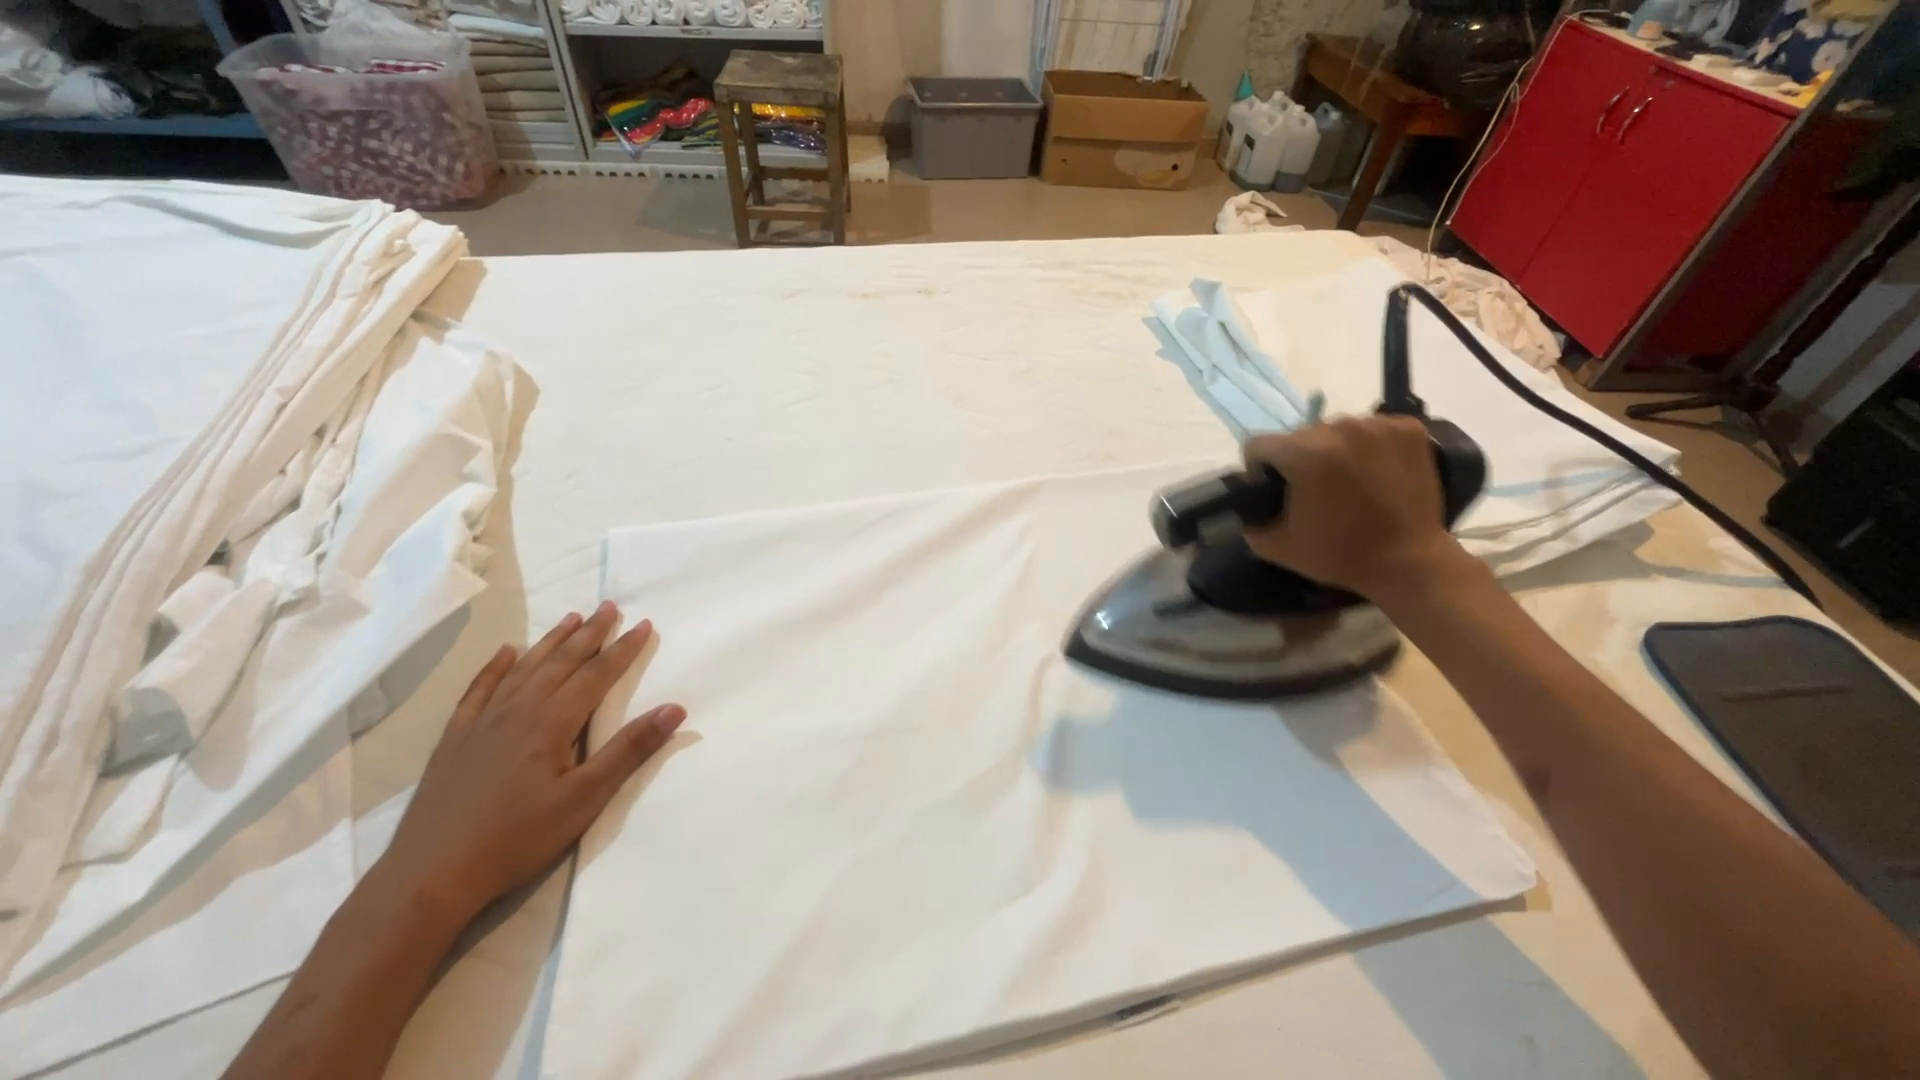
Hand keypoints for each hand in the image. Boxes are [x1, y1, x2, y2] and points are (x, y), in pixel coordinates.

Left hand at [378, 602, 684, 923]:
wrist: (432, 873)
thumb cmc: (518, 838)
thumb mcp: (585, 799)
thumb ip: (629, 750)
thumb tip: (674, 709)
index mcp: (552, 722)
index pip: (596, 675)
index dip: (622, 650)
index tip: (643, 625)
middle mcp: (518, 710)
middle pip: (560, 662)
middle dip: (589, 634)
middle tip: (610, 607)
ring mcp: (482, 722)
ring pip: (524, 668)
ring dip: (551, 641)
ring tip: (571, 618)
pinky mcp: (456, 739)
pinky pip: (480, 690)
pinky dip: (496, 667)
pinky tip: (506, 652)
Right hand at [1240, 416, 1468, 600]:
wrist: (1409, 561)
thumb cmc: (1339, 554)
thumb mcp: (1277, 546)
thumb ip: (1250, 521)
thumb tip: (1245, 507)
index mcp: (1304, 453)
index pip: (1259, 444)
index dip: (1258, 469)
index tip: (1274, 489)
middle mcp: (1340, 427)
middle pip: (1300, 435)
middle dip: (1300, 459)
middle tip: (1315, 491)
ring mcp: (1378, 424)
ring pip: (1337, 429)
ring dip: (1335, 451)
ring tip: (1349, 483)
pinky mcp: (1409, 428)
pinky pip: (1373, 428)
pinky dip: (1370, 446)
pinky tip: (1376, 472)